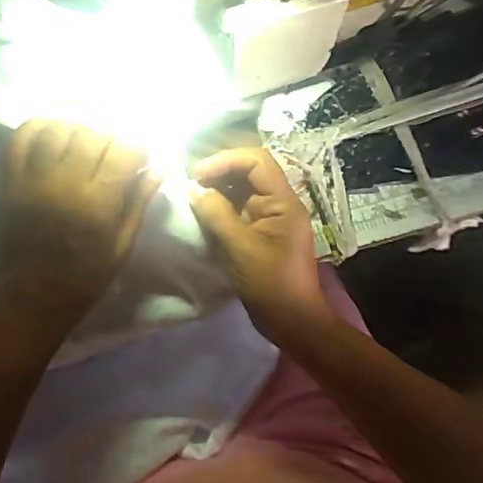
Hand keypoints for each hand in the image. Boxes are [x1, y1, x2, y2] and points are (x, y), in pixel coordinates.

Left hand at [0, 120, 162, 339]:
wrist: (30, 300)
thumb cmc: (83, 279)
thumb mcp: (121, 247)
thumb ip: (138, 203)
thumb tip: (158, 168)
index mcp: (98, 203)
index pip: (123, 151)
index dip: (136, 149)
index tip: (137, 158)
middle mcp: (65, 183)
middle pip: (91, 134)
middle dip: (108, 138)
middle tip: (110, 153)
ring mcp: (33, 178)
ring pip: (57, 128)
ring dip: (75, 129)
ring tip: (82, 143)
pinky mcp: (9, 180)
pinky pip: (20, 138)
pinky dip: (37, 126)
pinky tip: (52, 133)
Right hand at [186, 148, 332, 341]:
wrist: (292, 322)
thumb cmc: (270, 283)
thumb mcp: (240, 247)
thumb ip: (216, 213)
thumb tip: (193, 189)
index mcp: (283, 202)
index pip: (256, 161)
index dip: (226, 160)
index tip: (198, 174)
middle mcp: (278, 204)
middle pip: (248, 171)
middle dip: (218, 172)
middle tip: (191, 185)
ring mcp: (269, 218)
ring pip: (241, 189)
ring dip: (217, 189)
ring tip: (192, 197)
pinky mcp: (259, 232)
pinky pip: (238, 208)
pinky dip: (219, 206)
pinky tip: (201, 214)